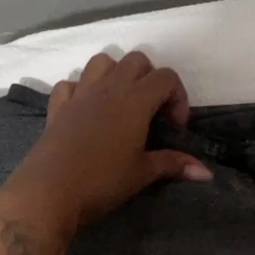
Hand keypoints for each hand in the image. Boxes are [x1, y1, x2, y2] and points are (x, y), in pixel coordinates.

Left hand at [0, 51, 210, 233]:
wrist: (47, 194)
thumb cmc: (102, 181)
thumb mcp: (143, 173)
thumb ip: (174, 164)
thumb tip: (206, 173)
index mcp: (135, 100)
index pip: (166, 77)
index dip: (178, 97)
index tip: (174, 126)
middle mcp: (109, 88)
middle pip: (137, 60)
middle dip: (150, 78)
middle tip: (152, 110)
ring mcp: (80, 94)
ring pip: (102, 61)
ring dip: (116, 73)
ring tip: (121, 101)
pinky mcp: (57, 107)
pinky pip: (70, 83)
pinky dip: (81, 88)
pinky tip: (86, 109)